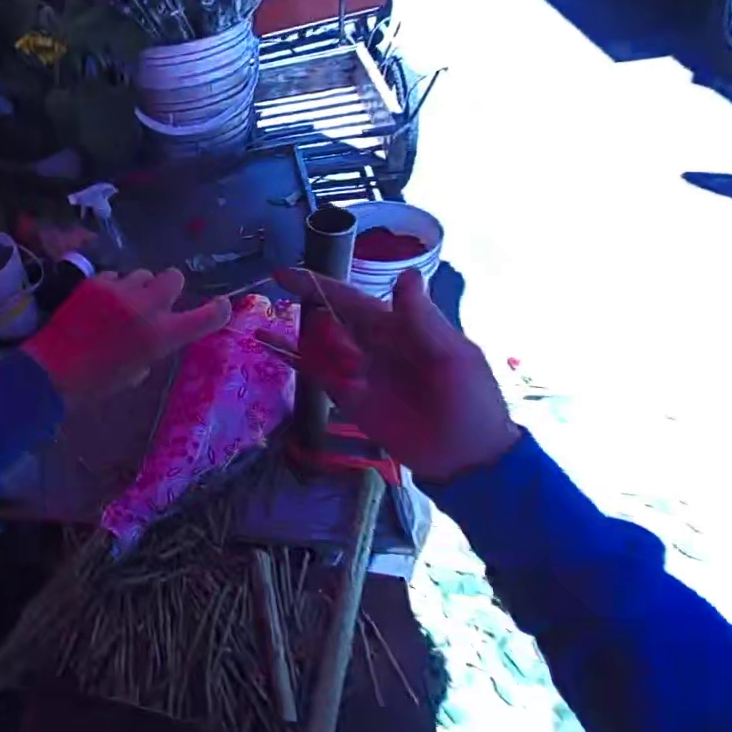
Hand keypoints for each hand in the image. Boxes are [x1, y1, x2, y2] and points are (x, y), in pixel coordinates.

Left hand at [21, 269, 231, 406]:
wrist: (53, 370)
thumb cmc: (99, 381)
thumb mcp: (138, 370)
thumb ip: (154, 345)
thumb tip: (154, 329)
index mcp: (162, 336)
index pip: (206, 317)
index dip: (219, 310)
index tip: (221, 305)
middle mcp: (147, 308)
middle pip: (174, 277)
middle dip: (169, 288)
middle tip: (157, 301)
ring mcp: (121, 291)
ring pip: (144, 273)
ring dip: (140, 286)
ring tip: (123, 302)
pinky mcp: (97, 282)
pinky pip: (116, 275)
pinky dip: (114, 287)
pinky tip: (101, 303)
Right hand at [272, 267, 518, 481]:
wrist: (469, 458)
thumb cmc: (469, 402)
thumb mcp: (452, 357)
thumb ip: (422, 320)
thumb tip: (406, 274)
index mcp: (399, 328)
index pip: (353, 298)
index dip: (321, 284)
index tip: (288, 272)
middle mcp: (374, 345)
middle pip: (332, 316)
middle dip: (306, 300)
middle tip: (273, 287)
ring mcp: (360, 373)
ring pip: (321, 346)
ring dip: (295, 333)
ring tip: (262, 322)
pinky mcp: (352, 401)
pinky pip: (320, 378)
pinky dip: (297, 365)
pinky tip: (273, 354)